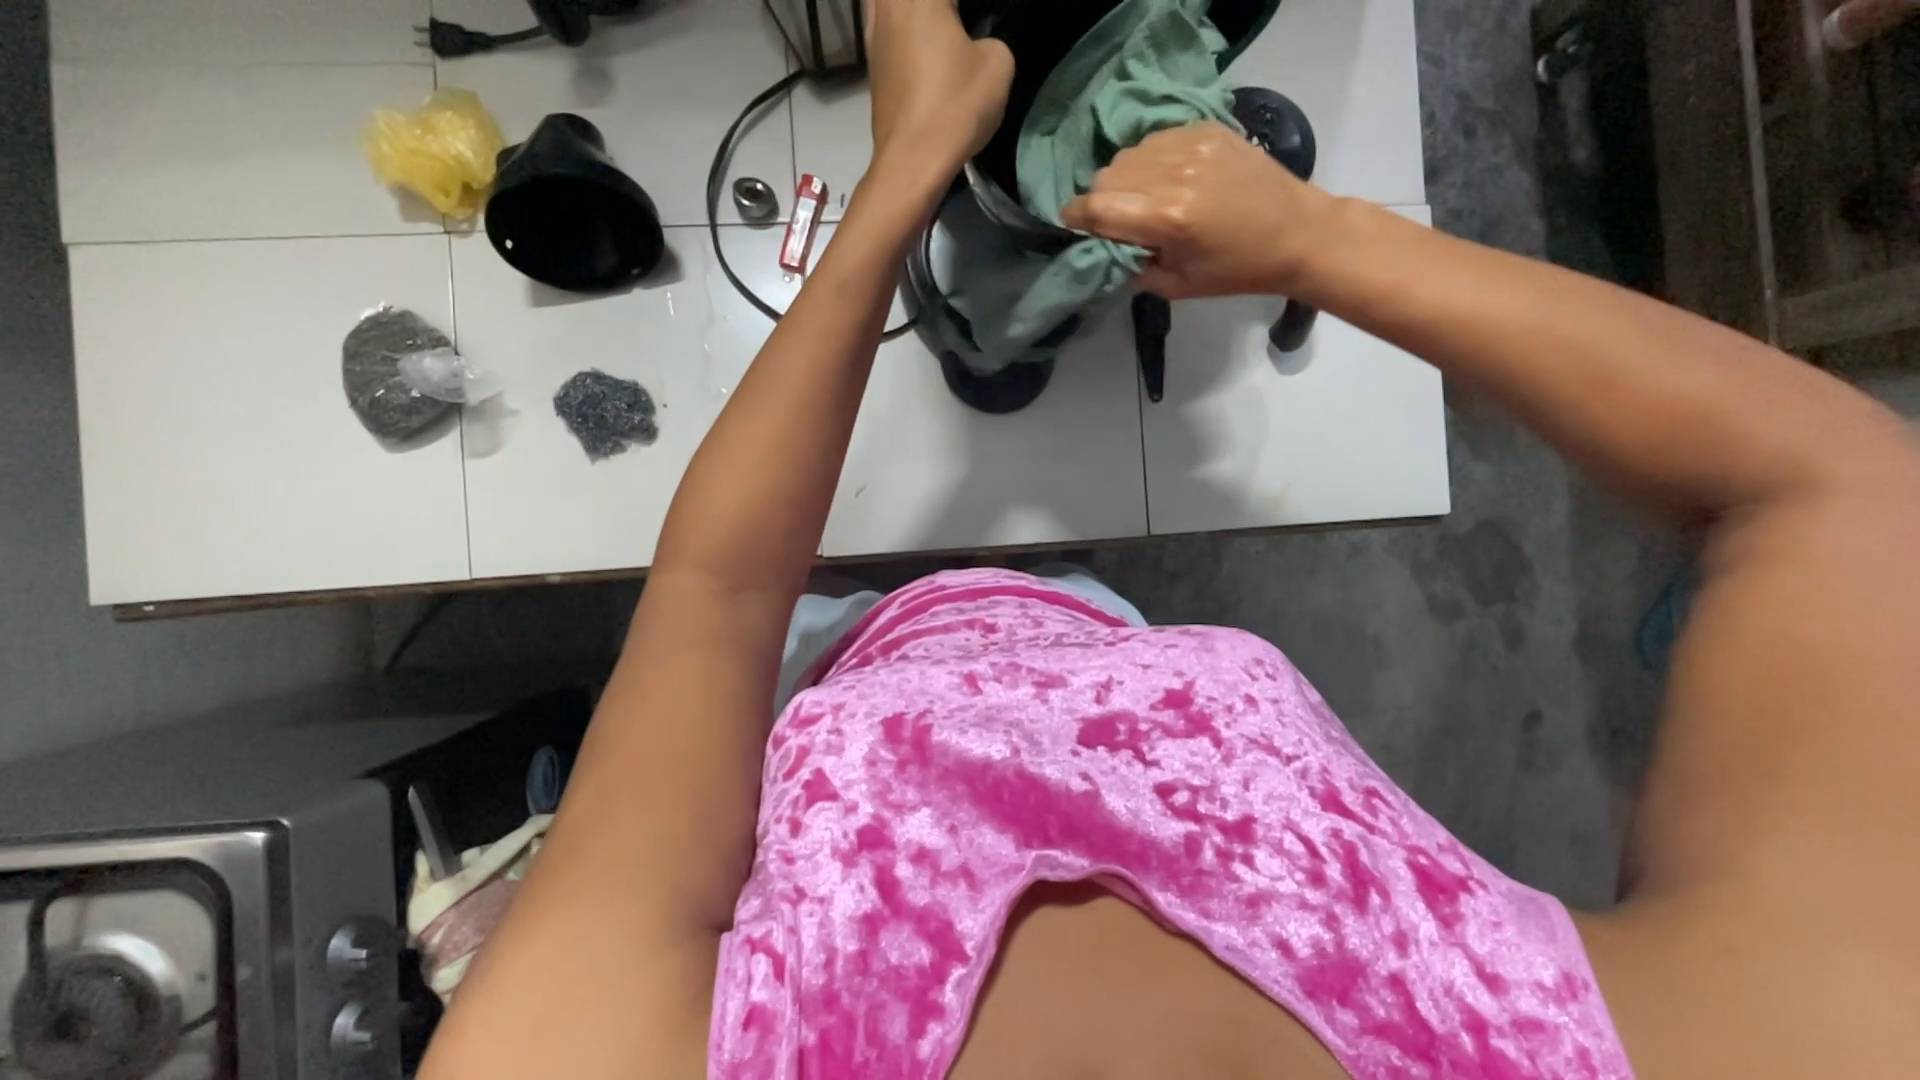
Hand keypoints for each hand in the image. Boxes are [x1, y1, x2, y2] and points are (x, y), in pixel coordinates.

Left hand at [864, 0, 1013, 177]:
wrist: (912, 161)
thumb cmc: (955, 108)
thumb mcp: (998, 64)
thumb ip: (991, 38)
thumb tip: (977, 44)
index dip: (968, 11)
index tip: (979, 26)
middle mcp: (890, 5)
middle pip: (917, 0)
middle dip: (942, 9)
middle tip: (957, 20)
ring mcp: (874, 33)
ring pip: (887, 3)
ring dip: (916, 12)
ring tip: (938, 23)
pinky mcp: (871, 62)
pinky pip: (883, 21)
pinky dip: (899, 22)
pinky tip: (918, 36)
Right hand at [1060, 123, 1338, 298]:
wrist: (1298, 232)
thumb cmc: (1238, 270)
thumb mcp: (1178, 285)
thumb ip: (1133, 266)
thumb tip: (1104, 248)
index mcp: (1168, 217)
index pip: (1097, 205)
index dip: (1077, 217)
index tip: (1074, 226)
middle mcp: (1175, 173)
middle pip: (1107, 176)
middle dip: (1103, 200)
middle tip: (1119, 220)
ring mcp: (1191, 145)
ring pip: (1128, 155)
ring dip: (1126, 178)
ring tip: (1146, 198)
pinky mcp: (1206, 129)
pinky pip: (1155, 139)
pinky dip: (1150, 160)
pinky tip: (1169, 179)